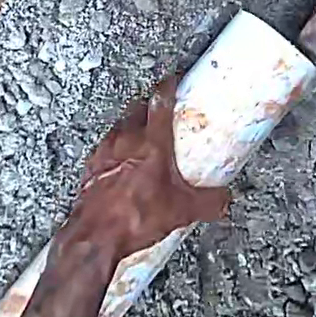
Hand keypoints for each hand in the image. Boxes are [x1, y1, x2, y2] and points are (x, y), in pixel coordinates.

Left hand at [67, 77, 230, 258]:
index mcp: (151, 144)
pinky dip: (114, 148)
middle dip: (148, 105)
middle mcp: (126, 141)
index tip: (173, 79)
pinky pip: (104, 147)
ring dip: (130, 125)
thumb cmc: (134, 218)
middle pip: (137, 109)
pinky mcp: (91, 167)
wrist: (96, 236)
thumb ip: (209, 202)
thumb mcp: (183, 211)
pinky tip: (118, 161)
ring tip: (140, 134)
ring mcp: (105, 152)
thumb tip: (224, 199)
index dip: (168, 87)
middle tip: (158, 108)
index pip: (161, 103)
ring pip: (119, 126)